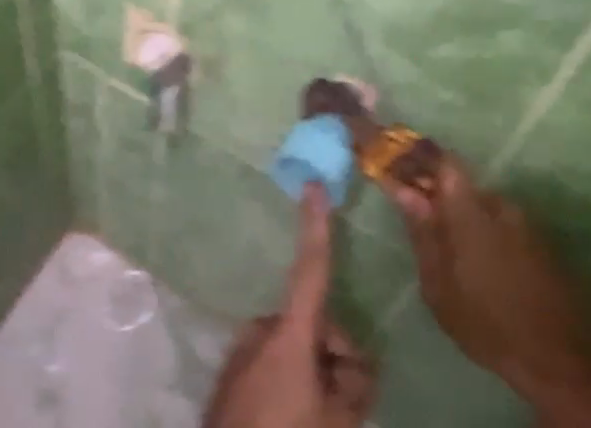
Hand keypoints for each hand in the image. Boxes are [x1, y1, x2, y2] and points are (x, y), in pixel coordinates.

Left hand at [203, 184, 375, 427]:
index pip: (310, 270)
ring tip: (319, 413)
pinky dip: (292, 381)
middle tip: (344, 401)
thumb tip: (356, 364)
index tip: (313, 186)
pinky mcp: (234, 371)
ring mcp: (244, 351)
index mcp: (289, 334)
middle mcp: (263, 330)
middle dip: (335, 355)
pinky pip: (275, 363)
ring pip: (297, 348)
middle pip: (315, 326)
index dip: (316, 226)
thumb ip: (356, 383)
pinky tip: (294, 413)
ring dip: (314, 373)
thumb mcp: (338, 419)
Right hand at [385, 159, 590, 427]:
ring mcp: (525, 223)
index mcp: (470, 209)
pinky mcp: (541, 242)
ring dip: (461, 214)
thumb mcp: (439, 285)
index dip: (417, 157)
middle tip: (414, 212)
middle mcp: (500, 205)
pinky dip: (483, 231)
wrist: (561, 359)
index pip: (441, 160)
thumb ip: (422, 232)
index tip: (394, 165)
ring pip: (481, 204)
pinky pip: (501, 223)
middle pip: (460, 183)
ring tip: (446, 246)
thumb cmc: (487, 323)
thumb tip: (403, 190)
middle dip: (435, 191)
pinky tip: (477, 261)